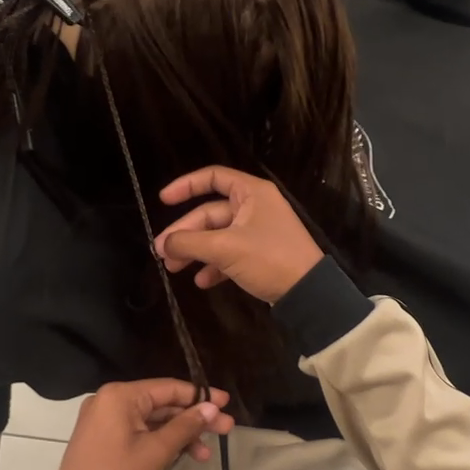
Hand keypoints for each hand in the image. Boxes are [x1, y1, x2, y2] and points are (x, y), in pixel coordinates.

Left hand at [50, 380, 235, 469]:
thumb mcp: (154, 453)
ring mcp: (106, 420)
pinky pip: (140, 431)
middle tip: (225, 429)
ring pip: (153, 420)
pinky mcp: (105, 437)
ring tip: (205, 453)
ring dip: (180, 434)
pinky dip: (161, 441)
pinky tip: (184, 455)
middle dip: (193, 418)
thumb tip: (211, 407)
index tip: (226, 403)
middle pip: (162, 404)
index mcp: (119, 397)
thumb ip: (184, 427)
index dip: (199, 396)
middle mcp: (111, 401)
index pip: (168, 388)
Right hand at [153, 166, 324, 304]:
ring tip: (173, 268)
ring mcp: (257, 232)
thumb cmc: (269, 259)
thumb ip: (190, 242)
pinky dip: (214, 266)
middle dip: (185, 233)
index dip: (185, 185)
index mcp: (251, 193)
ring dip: (195, 251)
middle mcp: (254, 207)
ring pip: (217, 236)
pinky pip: (230, 254)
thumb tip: (164, 243)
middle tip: (161, 252)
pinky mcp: (260, 255)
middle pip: (210, 213)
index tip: (163, 200)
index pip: (213, 177)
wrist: (308, 292)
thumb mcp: (225, 248)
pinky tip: (202, 282)